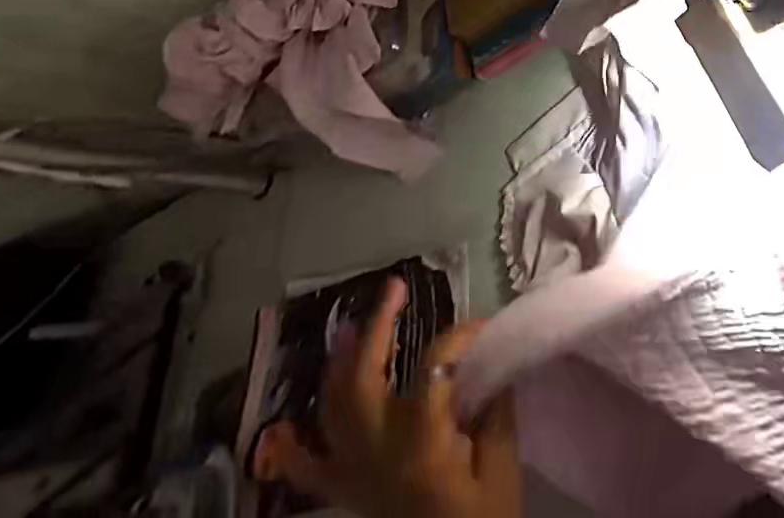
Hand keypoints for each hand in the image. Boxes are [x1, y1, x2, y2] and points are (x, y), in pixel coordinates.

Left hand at [252, 278, 519, 517]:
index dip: (458, 337)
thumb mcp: (501, 466)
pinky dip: (291, 450)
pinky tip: (281, 429)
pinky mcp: (348, 493)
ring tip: (349, 326)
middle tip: (394, 289)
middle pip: (363, 381)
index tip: (485, 326)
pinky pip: (309, 472)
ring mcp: (354, 475)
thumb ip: (493, 410)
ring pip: (332, 411)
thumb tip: (488, 361)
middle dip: (378, 328)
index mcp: (422, 445)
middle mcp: (377, 455)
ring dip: (338, 365)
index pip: (433, 368)